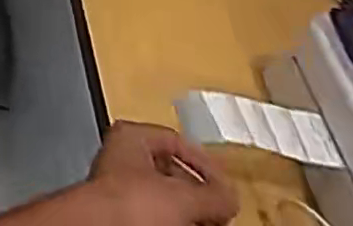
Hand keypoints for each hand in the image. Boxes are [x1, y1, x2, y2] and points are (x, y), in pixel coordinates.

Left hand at [77, 122, 238, 225]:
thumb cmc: (135, 201)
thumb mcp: (183, 196)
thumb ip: (213, 195)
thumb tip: (230, 196)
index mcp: (132, 136)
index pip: (176, 141)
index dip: (206, 164)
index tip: (227, 188)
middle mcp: (124, 154)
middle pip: (173, 171)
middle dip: (201, 194)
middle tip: (222, 213)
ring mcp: (121, 182)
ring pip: (166, 195)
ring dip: (193, 211)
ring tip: (212, 223)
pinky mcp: (122, 208)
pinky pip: (156, 212)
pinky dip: (177, 219)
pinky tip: (191, 225)